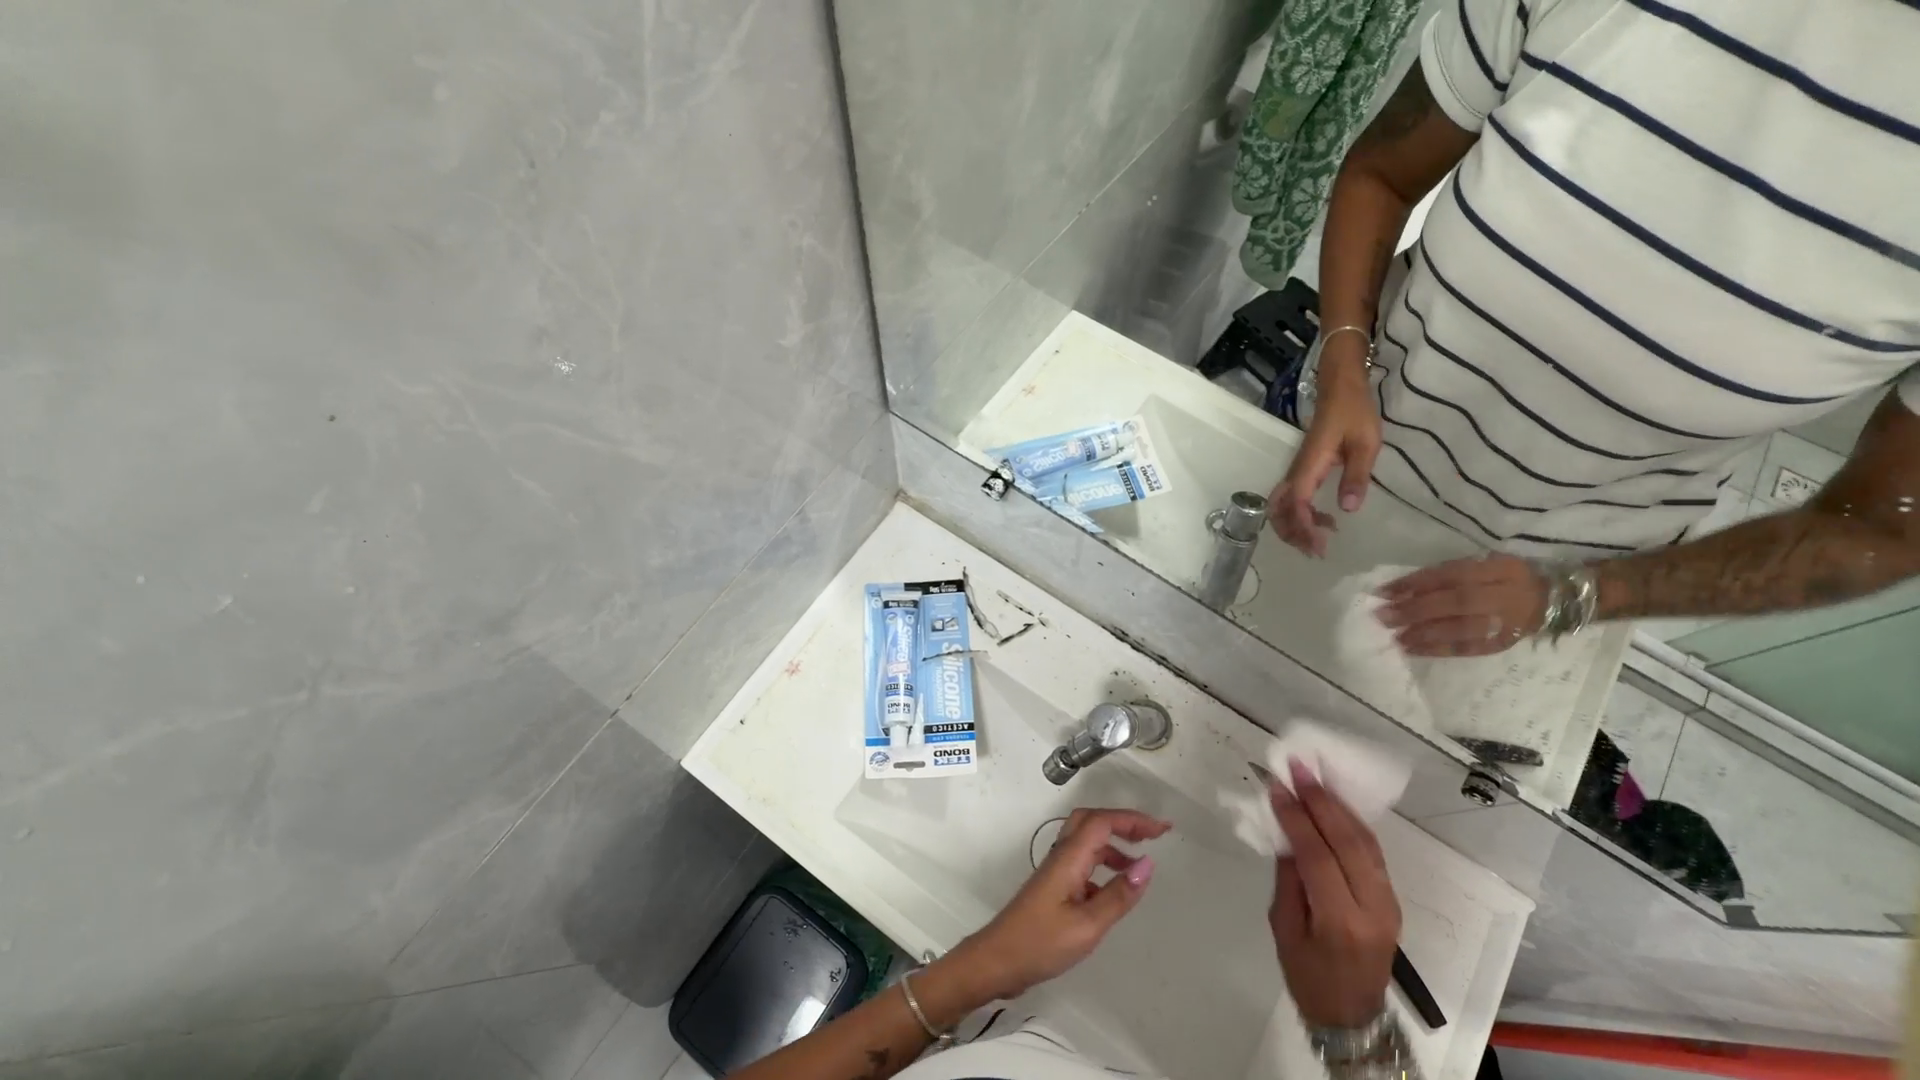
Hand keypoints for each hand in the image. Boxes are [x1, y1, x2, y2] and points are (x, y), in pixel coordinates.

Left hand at [944, 808, 1168, 1001]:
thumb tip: (1148, 864)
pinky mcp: (1052, 888)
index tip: (1162, 829)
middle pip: (1091, 822)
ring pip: (1086, 843)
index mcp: (1069, 859)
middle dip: (1123, 823)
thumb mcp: (1088, 925)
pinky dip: (1103, 866)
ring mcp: (1055, 872)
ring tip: (1138, 866)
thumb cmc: (1041, 943)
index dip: (1133, 820)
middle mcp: (1060, 857)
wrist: (997, 961)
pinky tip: (1113, 890)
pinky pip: (1082, 863)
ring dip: (1114, 845)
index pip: (1102, 822)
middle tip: (1153, 835)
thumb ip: (1118, 895)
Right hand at [1267, 758, 1400, 1029]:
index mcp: (1341, 920)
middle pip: (1348, 841)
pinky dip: (1352, 825)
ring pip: (1366, 842)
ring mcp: (1388, 902)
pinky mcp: (1391, 899)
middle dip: (1321, 800)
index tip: (1276, 786)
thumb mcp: (1284, 928)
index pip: (1317, 855)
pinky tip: (1334, 806)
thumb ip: (1288, 879)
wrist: (1351, 1016)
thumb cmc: (1307, 977)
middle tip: (1299, 768)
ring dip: (1339, 806)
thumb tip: (1286, 832)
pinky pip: (1372, 853)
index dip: (1296, 817)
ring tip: (1316, 778)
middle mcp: (1373, 906)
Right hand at [1268, 342, 1380, 555]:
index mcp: (1311, 465)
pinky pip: (1289, 499)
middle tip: (1318, 550)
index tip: (1321, 546)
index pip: (1298, 504)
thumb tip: (1348, 509)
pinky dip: (1298, 516)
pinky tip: (1320, 519)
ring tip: (1319, 539)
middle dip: (1294, 534)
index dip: (1305, 528)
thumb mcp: (1366, 442)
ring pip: (1281, 507)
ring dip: (1294, 527)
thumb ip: (1357, 475)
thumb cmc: (1355, 411)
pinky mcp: (1302, 470)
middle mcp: (1297, 471)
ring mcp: (1297, 471)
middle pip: (1280, 510)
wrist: (1340, 385)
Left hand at [1374, 554, 1545, 655]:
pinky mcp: (1505, 643)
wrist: (1555, 600)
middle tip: (1384, 617)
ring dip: (1424, 633)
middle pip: (1456, 602)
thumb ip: (1451, 573)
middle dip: (1415, 610)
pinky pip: (1470, 648)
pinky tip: (1413, 650)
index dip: (1416, 582)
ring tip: (1395, 637)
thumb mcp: (1485, 564)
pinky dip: (1439, 650)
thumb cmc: (1507, 578)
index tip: (1384, 591)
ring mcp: (1508, 621)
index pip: (1452, 574)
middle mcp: (1505, 594)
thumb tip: (1405, 589)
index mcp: (1499, 568)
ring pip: (1462, 628)